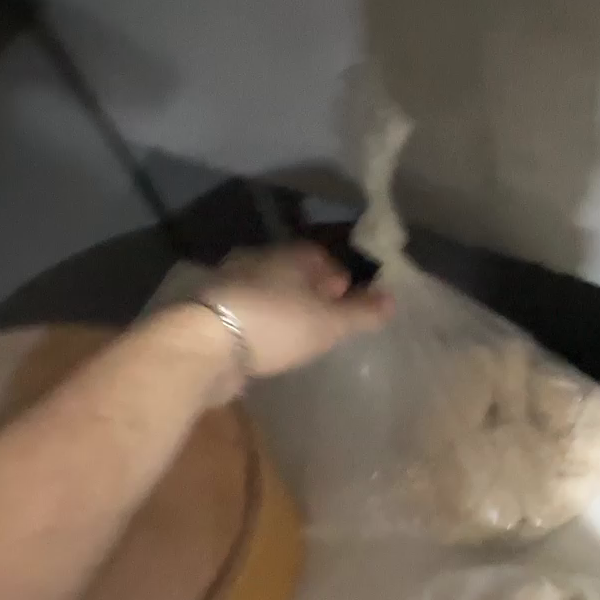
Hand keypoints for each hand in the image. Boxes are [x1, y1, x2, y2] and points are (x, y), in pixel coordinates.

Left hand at [199, 242, 393, 377]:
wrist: (207, 344)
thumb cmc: (278, 324)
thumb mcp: (330, 323)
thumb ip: (362, 312)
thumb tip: (392, 299)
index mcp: (288, 257)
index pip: (320, 255)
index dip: (338, 276)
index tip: (349, 298)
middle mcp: (257, 261)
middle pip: (292, 271)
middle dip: (312, 290)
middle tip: (329, 316)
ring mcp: (230, 284)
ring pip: (268, 289)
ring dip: (285, 305)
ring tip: (302, 330)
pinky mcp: (212, 309)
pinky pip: (249, 309)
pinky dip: (264, 321)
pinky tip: (272, 341)